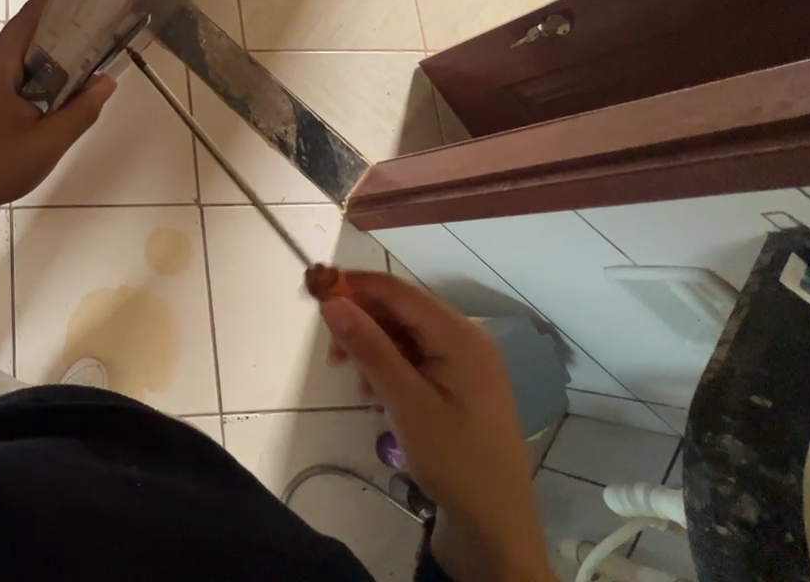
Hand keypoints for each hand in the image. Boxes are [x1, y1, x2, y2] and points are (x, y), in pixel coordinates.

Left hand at [0, 0, 115, 254]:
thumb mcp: (49, 142)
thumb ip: (81, 110)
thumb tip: (107, 81)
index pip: (29, 17)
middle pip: (28, 27)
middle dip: (63, 18)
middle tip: (103, 12)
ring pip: (25, 48)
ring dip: (55, 42)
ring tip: (93, 37)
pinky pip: (19, 65)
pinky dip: (44, 62)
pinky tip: (68, 72)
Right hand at [318, 272, 549, 581]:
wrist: (496, 524)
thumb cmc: (454, 460)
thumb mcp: (405, 403)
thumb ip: (369, 348)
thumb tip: (331, 302)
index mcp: (459, 336)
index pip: (396, 290)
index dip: (353, 285)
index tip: (314, 295)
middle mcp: (465, 337)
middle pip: (399, 308)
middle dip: (361, 322)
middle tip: (333, 356)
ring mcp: (464, 359)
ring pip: (402, 332)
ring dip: (372, 347)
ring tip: (358, 384)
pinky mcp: (458, 380)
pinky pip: (414, 354)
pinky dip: (388, 364)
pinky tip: (376, 393)